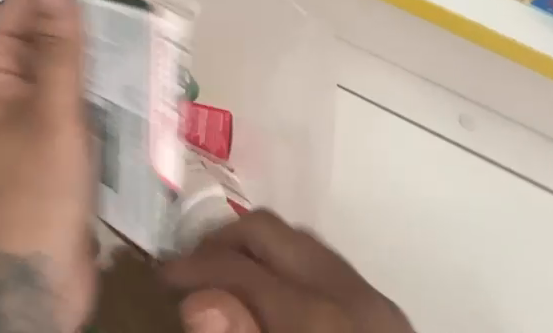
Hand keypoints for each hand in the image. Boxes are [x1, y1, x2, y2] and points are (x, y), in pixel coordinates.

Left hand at [0, 0, 121, 332]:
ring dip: (105, 53)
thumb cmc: (37, 192)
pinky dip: (109, 88)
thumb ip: (56, 48)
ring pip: (70, 64)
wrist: (34, 279)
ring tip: (148, 44)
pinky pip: (82, 98)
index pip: (27, 2)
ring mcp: (34, 112)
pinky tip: (142, 89)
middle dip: (91, 15)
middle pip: (49, 29)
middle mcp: (11, 83)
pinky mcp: (57, 140)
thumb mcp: (52, 114)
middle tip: (138, 11)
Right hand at [161, 210, 411, 332]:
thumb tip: (198, 302)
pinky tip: (272, 302)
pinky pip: (326, 265)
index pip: (235, 266)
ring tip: (224, 286)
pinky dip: (289, 267)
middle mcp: (352, 297)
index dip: (188, 269)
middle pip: (265, 231)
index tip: (159, 281)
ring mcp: (378, 305)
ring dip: (254, 251)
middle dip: (218, 244)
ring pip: (298, 240)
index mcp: (317, 322)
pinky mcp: (392, 320)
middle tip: (188, 276)